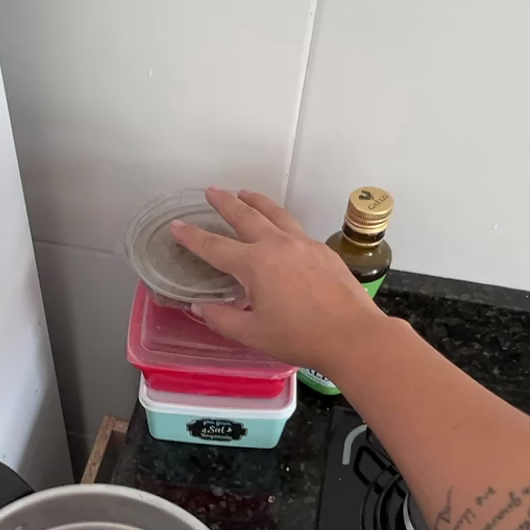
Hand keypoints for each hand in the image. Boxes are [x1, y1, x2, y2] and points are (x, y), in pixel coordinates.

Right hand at [170, 187, 391, 372]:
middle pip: (246, 216)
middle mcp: (278, 246)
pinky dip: (280, 219)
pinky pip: (295, 227)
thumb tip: (201, 307)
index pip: (215, 247)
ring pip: (275, 213)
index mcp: (255, 265)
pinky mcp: (322, 251)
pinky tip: (280, 226)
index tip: (176, 226)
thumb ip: (222, 318)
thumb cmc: (301, 337)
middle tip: (211, 191)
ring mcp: (304, 245)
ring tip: (245, 194)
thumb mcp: (252, 333)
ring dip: (256, 202)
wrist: (353, 336)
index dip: (192, 237)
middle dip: (225, 203)